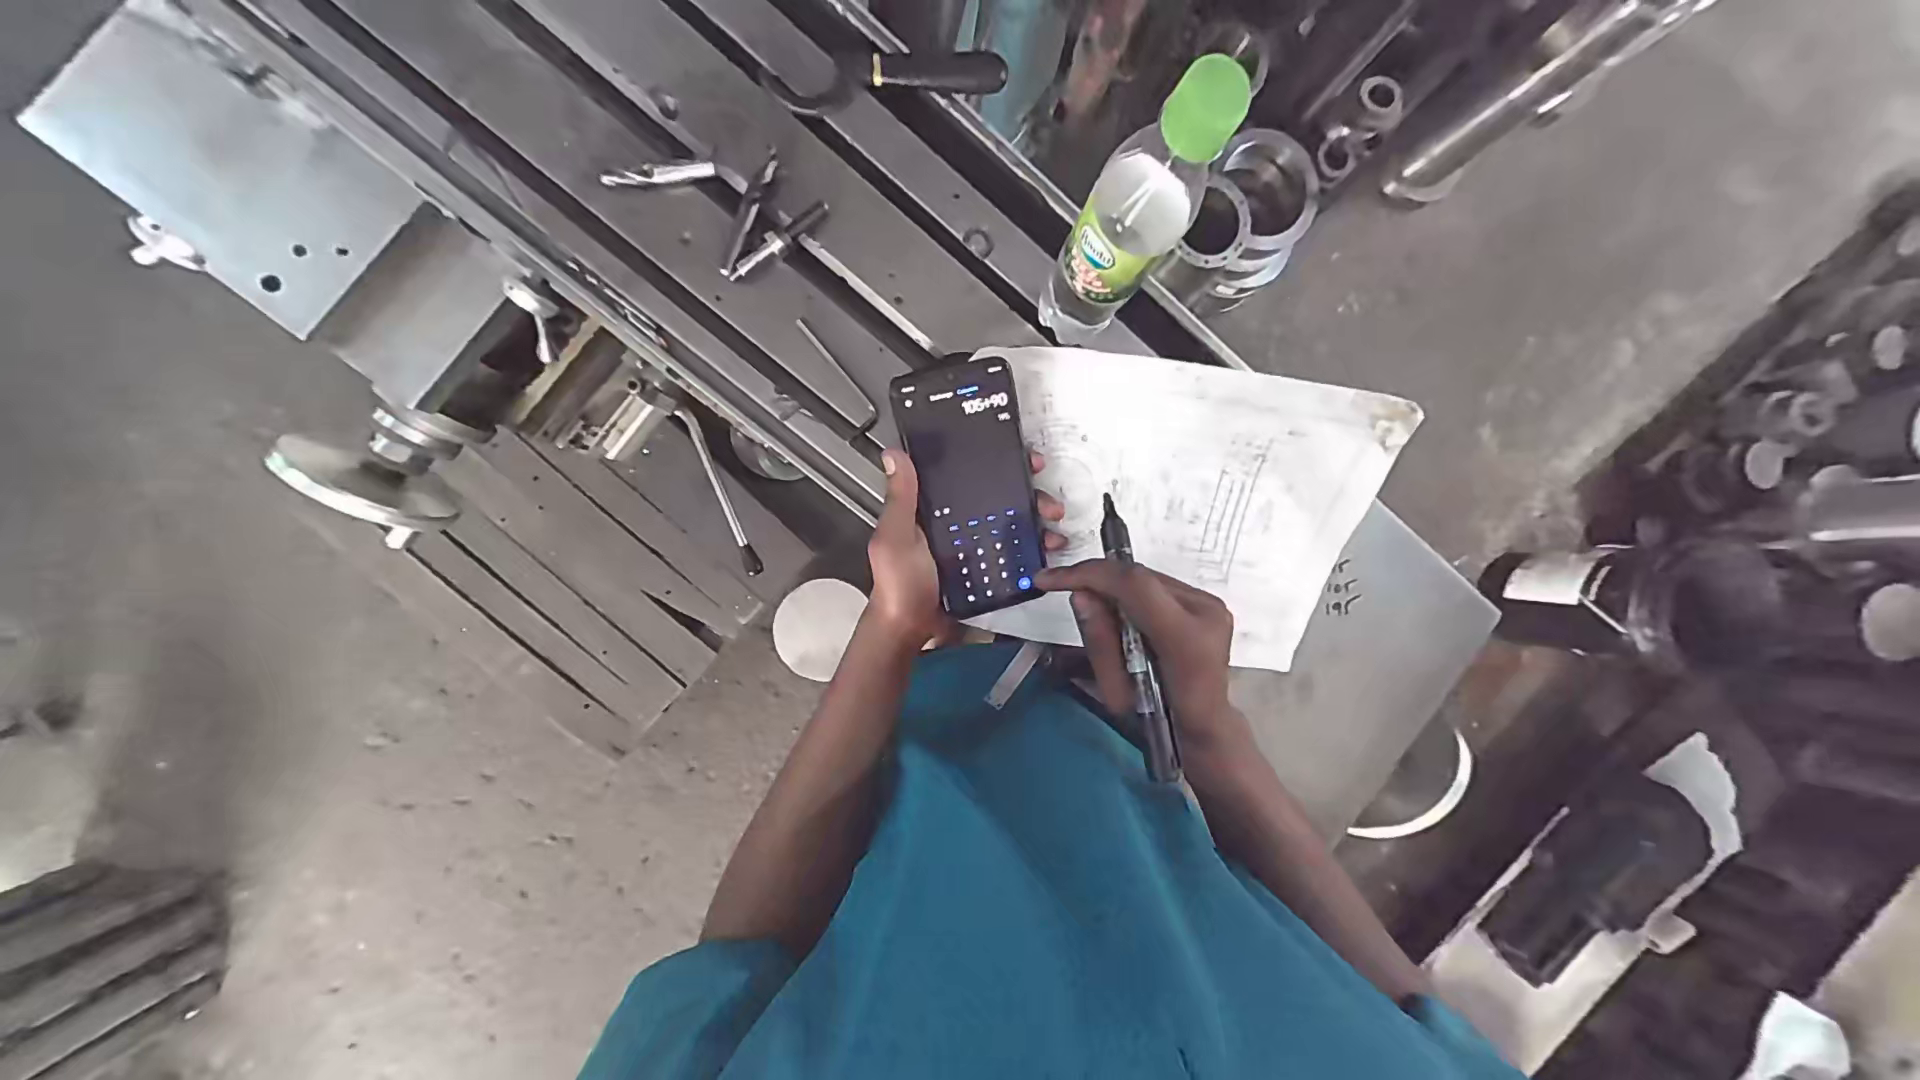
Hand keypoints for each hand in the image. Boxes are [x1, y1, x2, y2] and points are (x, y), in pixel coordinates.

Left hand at [867, 448, 1065, 644]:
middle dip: (1028, 495)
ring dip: (1036, 522)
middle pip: (999, 499)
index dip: (995, 464)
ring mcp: (971, 546)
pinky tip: (1046, 549)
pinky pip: (1012, 553)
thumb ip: (900, 499)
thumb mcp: (896, 537)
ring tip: (1051, 530)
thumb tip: (895, 455)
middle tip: (1046, 501)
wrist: (911, 630)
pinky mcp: (983, 568)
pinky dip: (1032, 549)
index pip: (968, 477)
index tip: (1021, 458)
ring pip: (1010, 524)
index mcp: (932, 510)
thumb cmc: (896, 586)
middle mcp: (954, 524)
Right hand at [1033, 560, 1252, 752]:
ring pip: (1145, 578)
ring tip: (1098, 612)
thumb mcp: (1117, 691)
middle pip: (1138, 576)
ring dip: (1112, 586)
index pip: (1133, 586)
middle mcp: (1204, 612)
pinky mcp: (1206, 602)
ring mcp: (1210, 604)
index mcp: (1186, 639)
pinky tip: (1121, 614)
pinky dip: (1130, 593)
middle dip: (1095, 578)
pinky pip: (1156, 586)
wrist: (1206, 727)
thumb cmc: (1161, 721)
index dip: (1088, 574)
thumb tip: (1080, 594)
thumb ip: (1099, 640)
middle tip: (1062, 587)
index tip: (1049, 579)